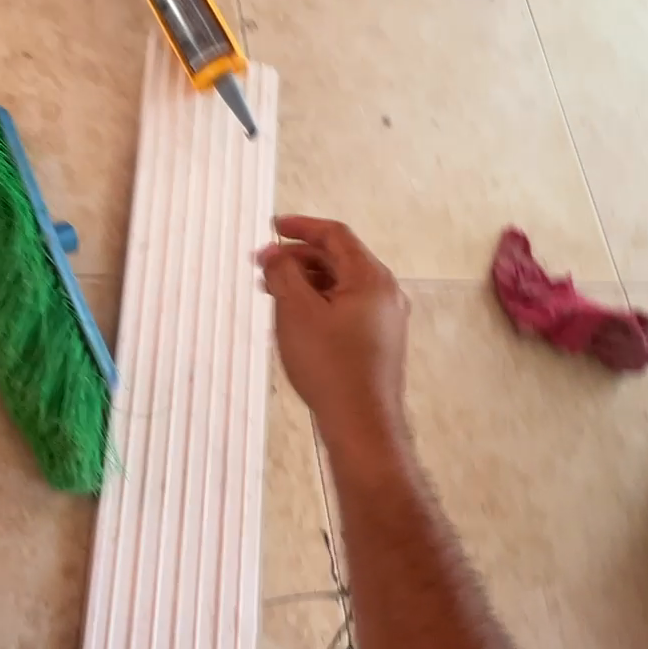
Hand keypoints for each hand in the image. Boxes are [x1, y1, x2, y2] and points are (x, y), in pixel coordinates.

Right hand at [258, 216, 411, 469]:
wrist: (360, 422)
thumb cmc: (328, 363)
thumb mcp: (295, 310)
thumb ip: (283, 272)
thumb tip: (274, 254)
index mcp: (371, 278)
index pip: (335, 235)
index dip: (301, 226)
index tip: (273, 226)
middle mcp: (385, 293)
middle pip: (338, 258)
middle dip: (297, 257)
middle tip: (262, 266)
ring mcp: (384, 318)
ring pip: (339, 283)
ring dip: (304, 279)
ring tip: (272, 291)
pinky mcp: (377, 339)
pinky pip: (345, 304)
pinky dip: (317, 299)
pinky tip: (294, 315)